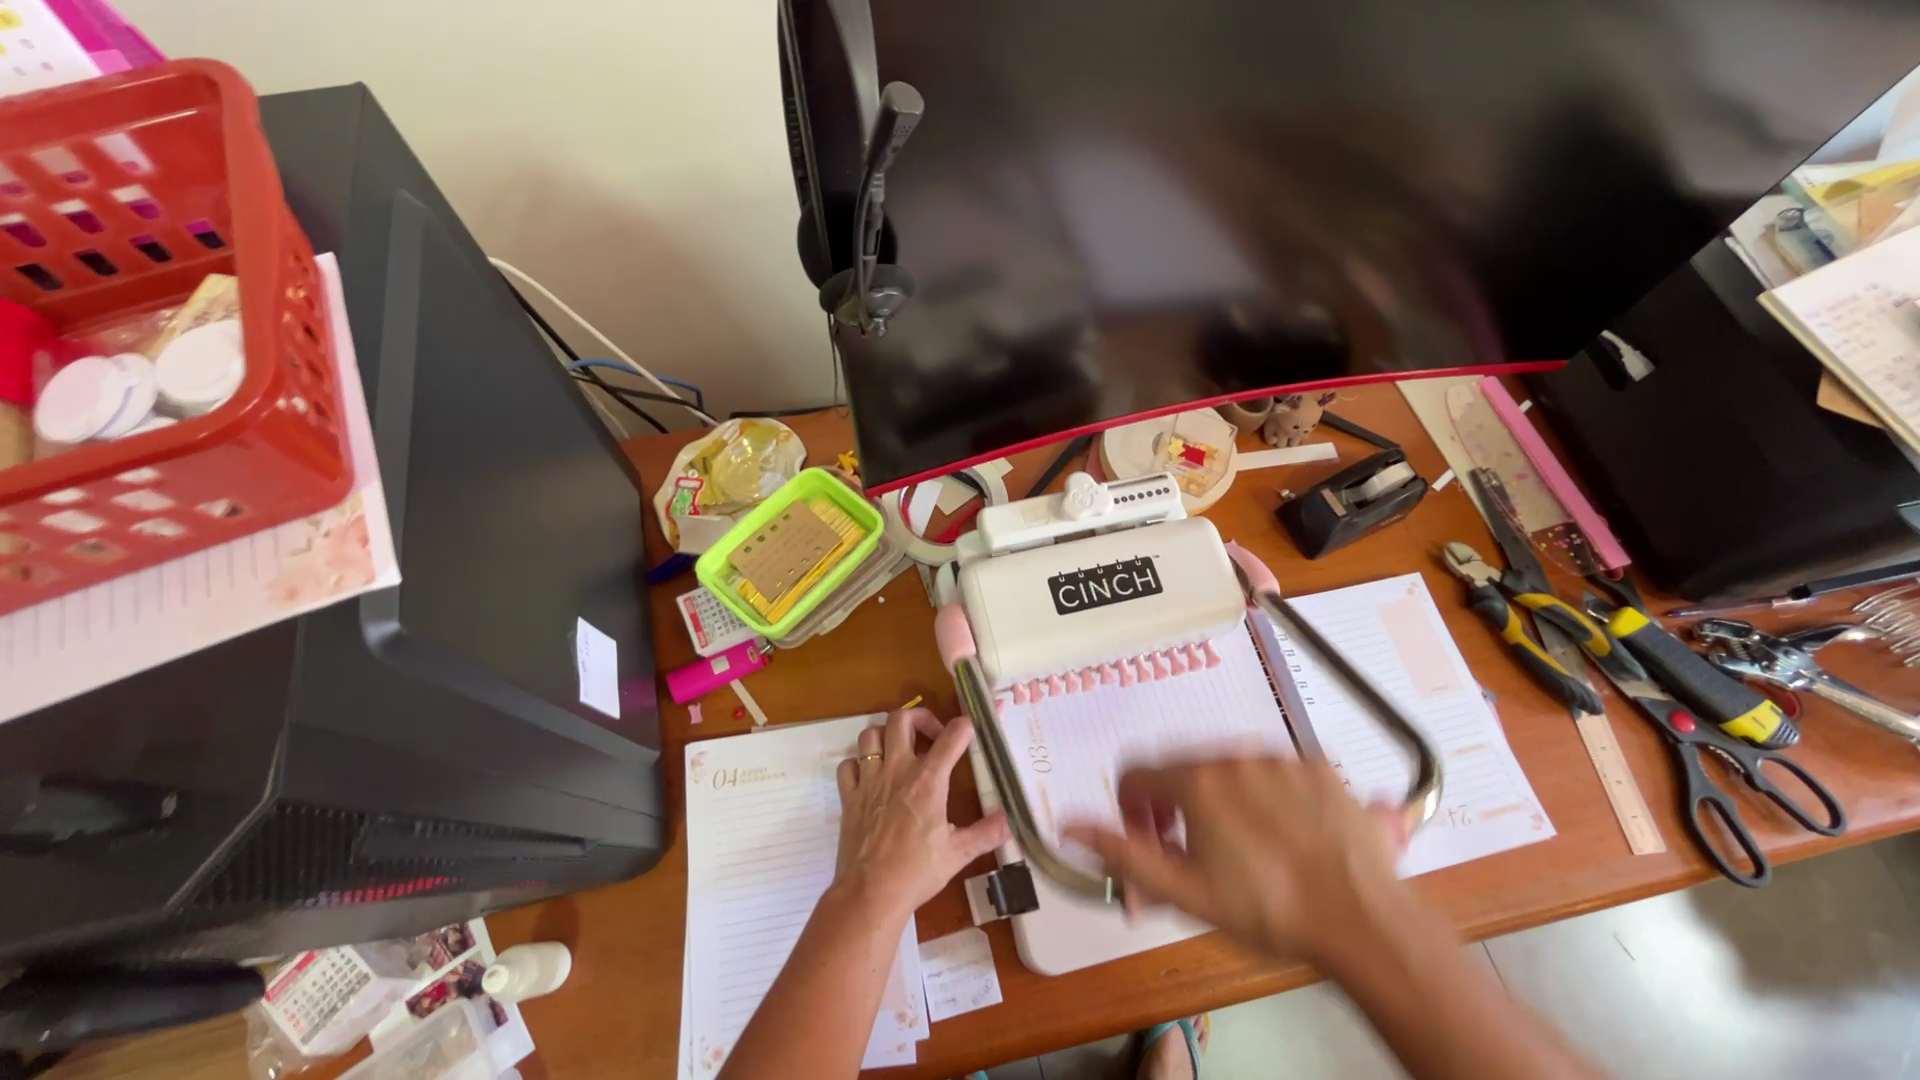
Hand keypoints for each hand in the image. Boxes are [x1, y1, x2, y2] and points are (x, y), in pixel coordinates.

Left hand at [832, 708, 1009, 919]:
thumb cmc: (917, 872)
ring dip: (886, 735)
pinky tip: (870, 776)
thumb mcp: (959, 853)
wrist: (870, 894)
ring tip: (900, 750)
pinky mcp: (848, 797)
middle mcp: (897, 770)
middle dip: (920, 718)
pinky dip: (858, 763)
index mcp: (928, 780)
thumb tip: (1009, 821)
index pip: (951, 736)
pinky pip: (848, 765)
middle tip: (932, 736)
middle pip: (901, 719)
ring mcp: (869, 781)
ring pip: (870, 735)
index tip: (972, 728)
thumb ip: (986, 833)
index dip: (966, 726)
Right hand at [1065, 757, 1411, 967]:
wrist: (1361, 919)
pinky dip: (1265, 795)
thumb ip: (1121, 853)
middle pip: (1180, 768)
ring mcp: (1279, 758)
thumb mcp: (1183, 892)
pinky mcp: (1317, 766)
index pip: (1134, 775)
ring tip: (1244, 848)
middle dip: (1173, 806)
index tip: (1151, 842)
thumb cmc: (1268, 911)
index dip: (1131, 810)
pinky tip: (1283, 835)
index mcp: (1194, 783)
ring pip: (1227, 768)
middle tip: (1194, 853)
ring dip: (1219, 799)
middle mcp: (1232, 757)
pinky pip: (1272, 770)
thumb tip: (1069, 825)